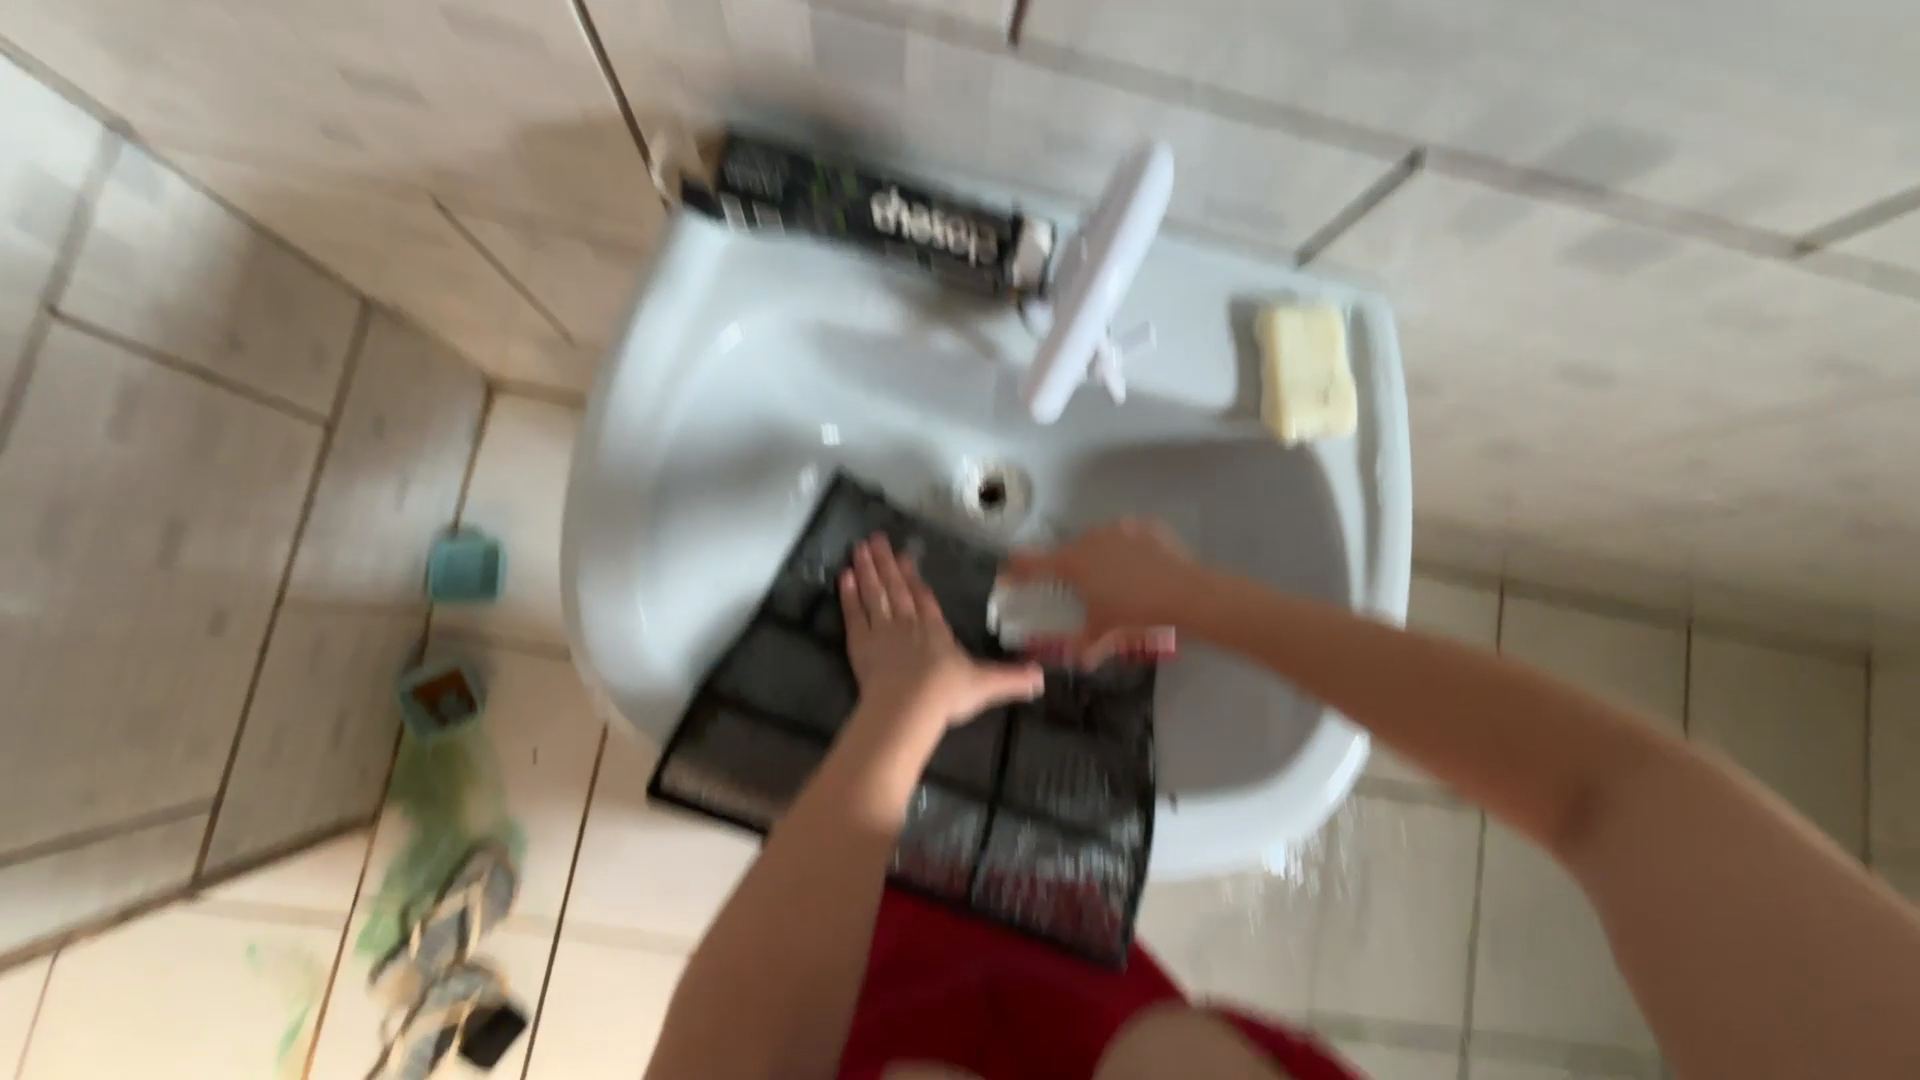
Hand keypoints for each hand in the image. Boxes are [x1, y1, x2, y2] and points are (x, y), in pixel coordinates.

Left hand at [841, 535, 1043, 729]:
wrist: (911, 705)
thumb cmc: (947, 693)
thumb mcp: (987, 685)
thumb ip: (1012, 679)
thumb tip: (1042, 678)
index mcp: (936, 630)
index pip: (924, 599)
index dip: (914, 578)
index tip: (906, 557)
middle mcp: (909, 623)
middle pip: (896, 588)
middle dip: (886, 563)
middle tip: (874, 539)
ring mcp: (883, 631)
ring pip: (874, 594)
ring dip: (867, 570)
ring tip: (858, 549)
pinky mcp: (861, 643)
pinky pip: (855, 614)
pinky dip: (849, 595)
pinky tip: (844, 577)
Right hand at [1000, 518, 1198, 666]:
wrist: (1184, 593)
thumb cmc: (1134, 612)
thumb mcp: (1104, 632)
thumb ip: (1084, 645)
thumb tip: (1078, 661)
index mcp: (1071, 563)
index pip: (1029, 562)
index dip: (1015, 570)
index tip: (1008, 577)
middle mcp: (1088, 539)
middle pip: (1067, 553)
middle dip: (1069, 571)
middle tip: (1081, 591)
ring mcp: (1117, 529)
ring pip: (1098, 543)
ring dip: (1099, 559)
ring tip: (1116, 581)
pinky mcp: (1144, 526)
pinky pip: (1127, 538)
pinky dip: (1128, 552)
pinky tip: (1141, 569)